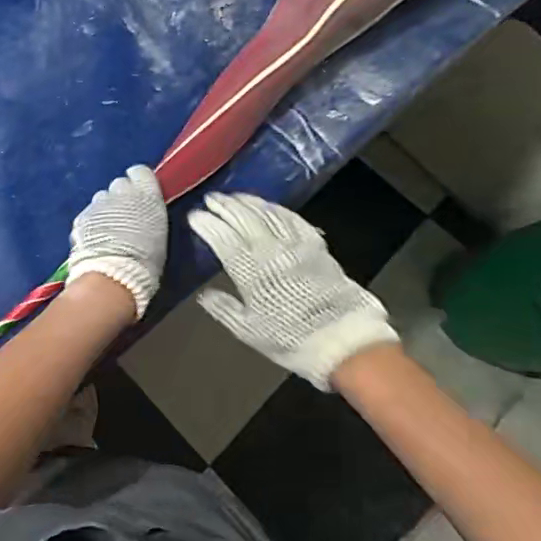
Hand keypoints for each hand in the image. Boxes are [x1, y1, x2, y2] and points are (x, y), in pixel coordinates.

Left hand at [68, 165, 167, 319]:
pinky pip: (88, 214)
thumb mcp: (158, 231)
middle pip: (119, 185)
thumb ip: (148, 213)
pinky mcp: (81, 217)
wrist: (113, 274)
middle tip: (124, 216)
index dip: (138, 182)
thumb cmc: (146, 259)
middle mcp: (120, 193)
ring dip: (105, 210)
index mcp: (146, 194)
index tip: (140, 193)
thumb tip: (141, 211)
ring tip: (108, 230)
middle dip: (121, 197)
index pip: (140, 172)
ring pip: (101, 199)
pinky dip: (91, 222)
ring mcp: (97, 204)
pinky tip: (95, 238)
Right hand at [187, 192, 397, 389]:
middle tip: (211, 198)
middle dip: (226, 207)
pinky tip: (272, 208)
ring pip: (270, 217)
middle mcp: (273, 253)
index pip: (223, 239)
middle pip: (245, 221)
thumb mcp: (248, 330)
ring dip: (251, 204)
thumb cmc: (290, 339)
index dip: (208, 224)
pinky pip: (297, 223)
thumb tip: (204, 294)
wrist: (345, 343)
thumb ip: (224, 308)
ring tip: (236, 197)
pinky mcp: (319, 250)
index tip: (194, 215)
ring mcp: (298, 248)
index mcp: (251, 273)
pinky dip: (281, 212)